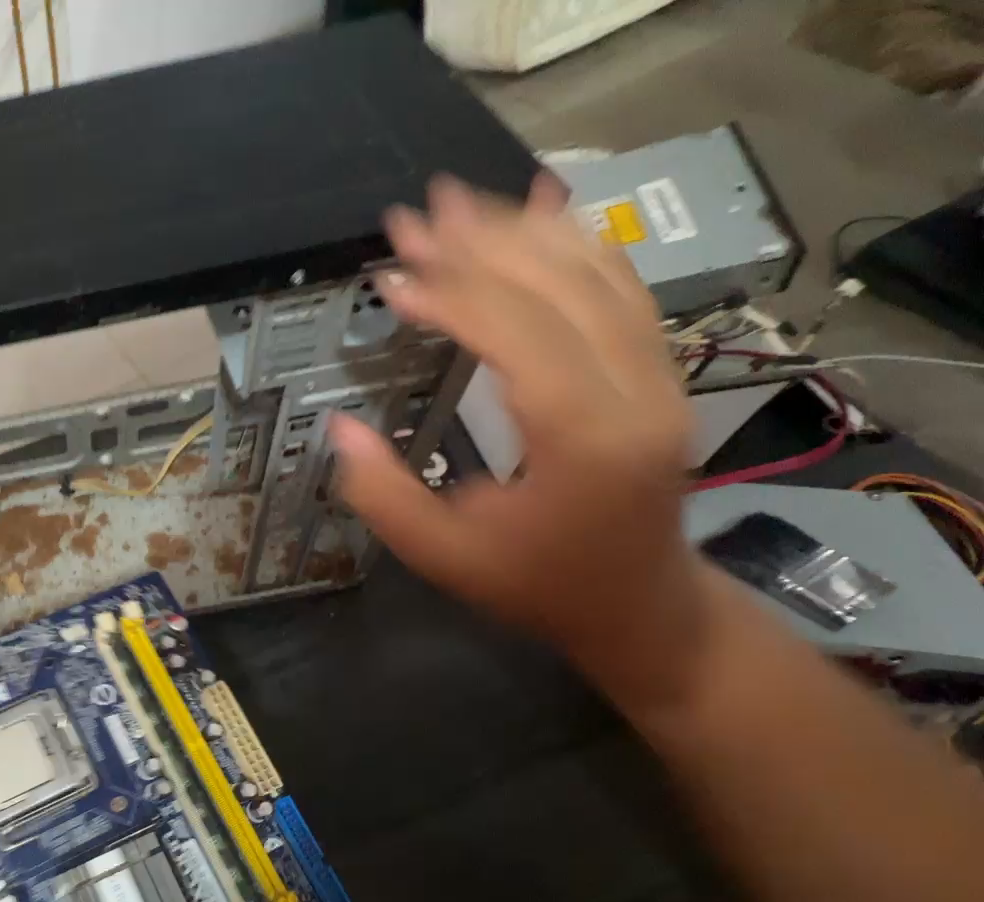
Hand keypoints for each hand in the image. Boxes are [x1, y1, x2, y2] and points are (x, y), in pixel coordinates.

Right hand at [330, 174, 702, 701]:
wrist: (638, 604)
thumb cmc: (537, 585)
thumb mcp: (443, 556)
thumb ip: (383, 494)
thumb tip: (339, 427)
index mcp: (583, 437)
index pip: (516, 335)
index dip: (450, 296)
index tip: (391, 277)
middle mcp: (634, 390)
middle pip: (558, 287)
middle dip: (480, 244)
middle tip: (413, 214)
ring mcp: (657, 374)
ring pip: (595, 274)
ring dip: (523, 230)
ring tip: (460, 201)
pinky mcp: (657, 370)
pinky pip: (622, 287)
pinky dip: (579, 241)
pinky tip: (546, 207)